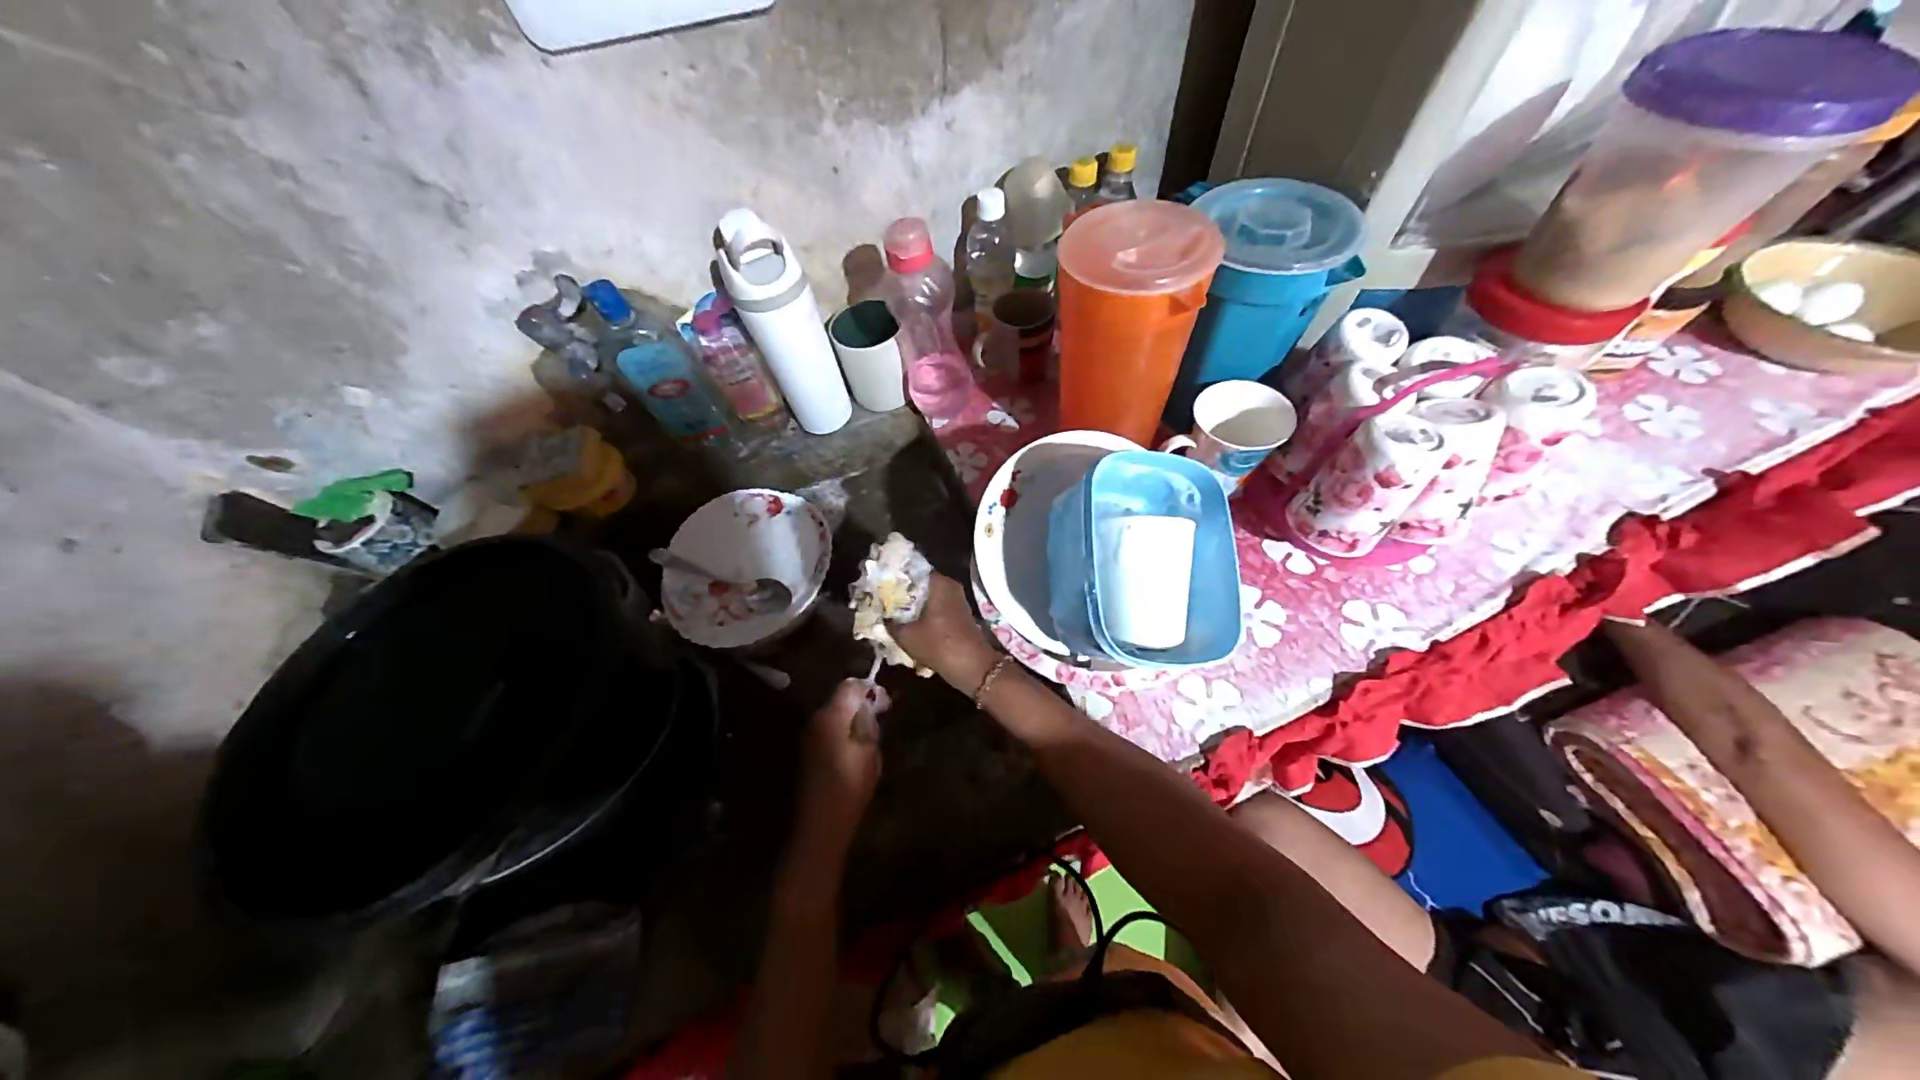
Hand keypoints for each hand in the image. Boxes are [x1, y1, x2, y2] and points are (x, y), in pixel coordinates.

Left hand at [796, 679, 882, 852]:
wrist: (822, 821)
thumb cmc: (851, 784)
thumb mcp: (870, 749)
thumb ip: (869, 720)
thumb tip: (871, 701)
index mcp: (833, 715)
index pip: (850, 685)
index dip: (870, 689)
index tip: (885, 704)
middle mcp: (817, 718)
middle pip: (840, 697)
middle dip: (861, 703)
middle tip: (881, 719)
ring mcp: (809, 735)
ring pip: (834, 714)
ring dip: (851, 718)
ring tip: (869, 736)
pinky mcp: (808, 750)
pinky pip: (828, 729)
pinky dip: (842, 731)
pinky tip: (853, 750)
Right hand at [889, 573, 998, 691]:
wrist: (971, 667)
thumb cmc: (938, 644)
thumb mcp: (906, 635)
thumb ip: (890, 622)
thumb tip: (882, 616)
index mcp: (939, 583)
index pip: (912, 571)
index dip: (894, 578)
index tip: (878, 585)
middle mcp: (950, 586)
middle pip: (919, 585)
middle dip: (901, 594)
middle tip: (882, 601)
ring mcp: (956, 600)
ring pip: (927, 598)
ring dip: (912, 607)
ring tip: (892, 614)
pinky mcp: (958, 615)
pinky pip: (935, 609)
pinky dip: (923, 615)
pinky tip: (909, 625)